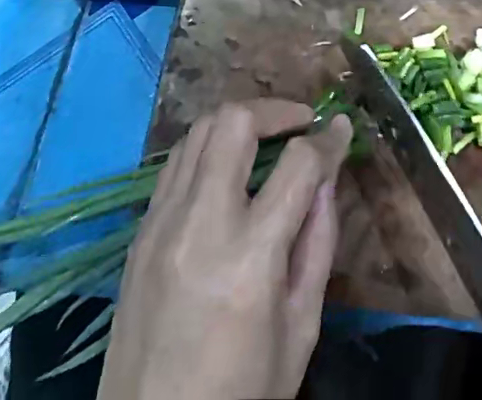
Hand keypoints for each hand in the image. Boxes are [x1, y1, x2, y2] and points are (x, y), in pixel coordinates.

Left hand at [98, 99, 352, 399]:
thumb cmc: (241, 392)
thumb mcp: (300, 330)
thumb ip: (317, 245)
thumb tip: (325, 180)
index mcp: (250, 257)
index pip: (297, 166)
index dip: (327, 140)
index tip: (341, 128)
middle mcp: (200, 222)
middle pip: (234, 123)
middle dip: (275, 109)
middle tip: (300, 122)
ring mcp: (161, 221)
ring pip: (198, 131)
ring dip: (238, 122)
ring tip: (266, 137)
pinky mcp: (140, 229)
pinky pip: (176, 164)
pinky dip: (206, 148)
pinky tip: (226, 169)